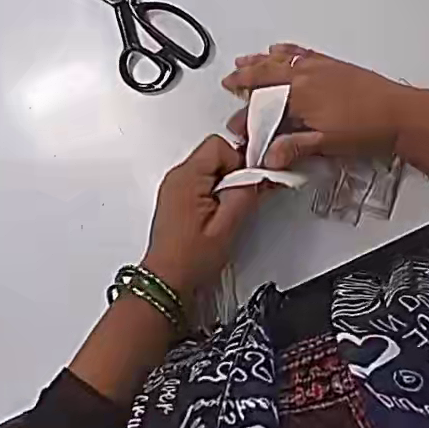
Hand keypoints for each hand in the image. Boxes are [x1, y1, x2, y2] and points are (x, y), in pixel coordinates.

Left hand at [140, 134, 264, 297]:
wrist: (167, 281)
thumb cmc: (188, 259)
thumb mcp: (227, 225)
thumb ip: (247, 193)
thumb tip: (262, 173)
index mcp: (186, 178)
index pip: (220, 146)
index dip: (241, 161)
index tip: (251, 181)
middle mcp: (177, 177)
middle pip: (216, 154)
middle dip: (235, 172)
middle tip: (240, 198)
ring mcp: (176, 186)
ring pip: (211, 167)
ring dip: (226, 183)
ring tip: (227, 210)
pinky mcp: (178, 197)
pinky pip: (203, 181)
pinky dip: (216, 191)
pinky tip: (219, 213)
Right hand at [222, 44, 428, 180]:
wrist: (401, 114)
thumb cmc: (368, 128)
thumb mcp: (326, 144)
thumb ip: (294, 148)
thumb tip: (269, 157)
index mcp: (300, 95)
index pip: (263, 105)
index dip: (247, 117)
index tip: (238, 128)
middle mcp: (307, 76)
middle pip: (267, 74)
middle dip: (245, 78)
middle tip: (230, 82)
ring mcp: (320, 68)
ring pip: (281, 60)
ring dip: (260, 61)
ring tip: (244, 61)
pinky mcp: (333, 65)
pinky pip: (302, 53)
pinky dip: (287, 51)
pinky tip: (281, 49)